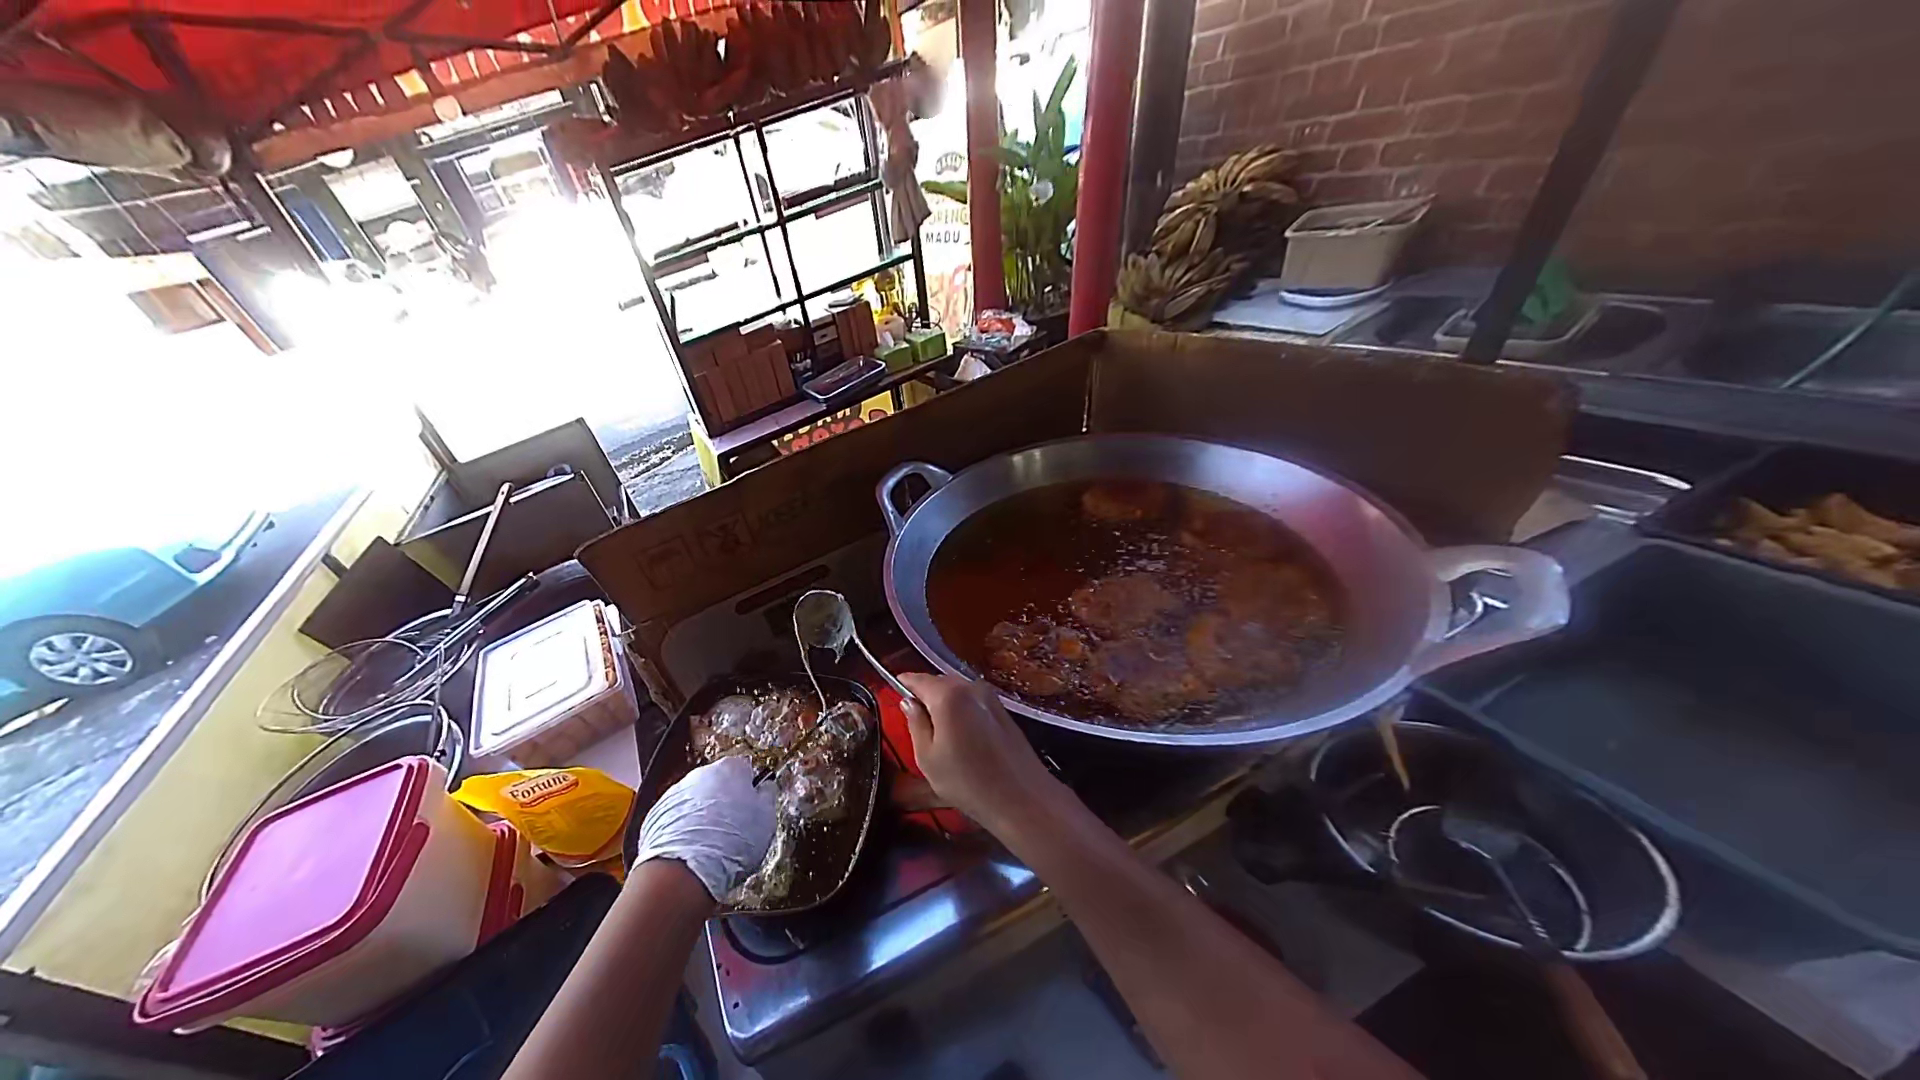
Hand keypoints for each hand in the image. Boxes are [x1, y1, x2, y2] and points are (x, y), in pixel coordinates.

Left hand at [633, 756, 774, 901]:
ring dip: (704, 815)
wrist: (684, 871)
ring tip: (712, 844)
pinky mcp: (655, 816)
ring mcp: (675, 794)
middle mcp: (700, 774)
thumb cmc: (731, 843)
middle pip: (718, 782)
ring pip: (696, 800)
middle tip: (734, 828)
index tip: (753, 806)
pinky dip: (684, 829)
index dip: (750, 788)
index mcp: (730, 768)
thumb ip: (767, 796)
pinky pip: (677, 818)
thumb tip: (766, 788)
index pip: (745, 768)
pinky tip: (693, 849)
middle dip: (726, 800)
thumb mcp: (766, 819)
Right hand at [898, 673, 1064, 831]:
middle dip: (924, 694)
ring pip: (958, 691)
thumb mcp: (928, 757)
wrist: (1021, 797)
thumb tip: (908, 702)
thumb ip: (915, 723)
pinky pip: (973, 701)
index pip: (918, 679)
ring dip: (944, 702)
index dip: (903, 683)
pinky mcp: (1003, 710)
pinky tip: (959, 733)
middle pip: (940, 682)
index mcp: (948, 695)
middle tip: (912, 715)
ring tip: (935, 728)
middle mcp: (971, 687)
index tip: (893, 689)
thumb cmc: (967, 781)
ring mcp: (990, 697)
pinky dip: (961, 709)